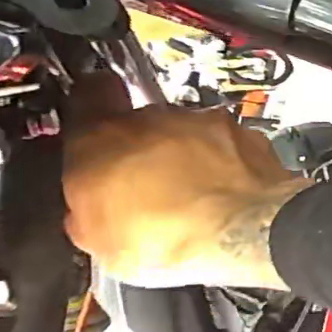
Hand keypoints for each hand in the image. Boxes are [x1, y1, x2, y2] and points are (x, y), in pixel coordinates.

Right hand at [63, 94, 308, 288]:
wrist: (243, 231)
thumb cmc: (166, 236)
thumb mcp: (97, 236)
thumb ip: (86, 205)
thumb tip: (91, 206)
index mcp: (100, 137)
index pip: (88, 95)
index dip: (92, 102)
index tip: (95, 111)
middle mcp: (153, 118)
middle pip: (142, 122)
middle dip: (144, 147)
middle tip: (151, 183)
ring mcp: (204, 121)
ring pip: (188, 130)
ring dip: (188, 153)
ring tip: (195, 193)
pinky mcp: (246, 133)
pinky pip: (227, 142)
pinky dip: (226, 160)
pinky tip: (227, 189)